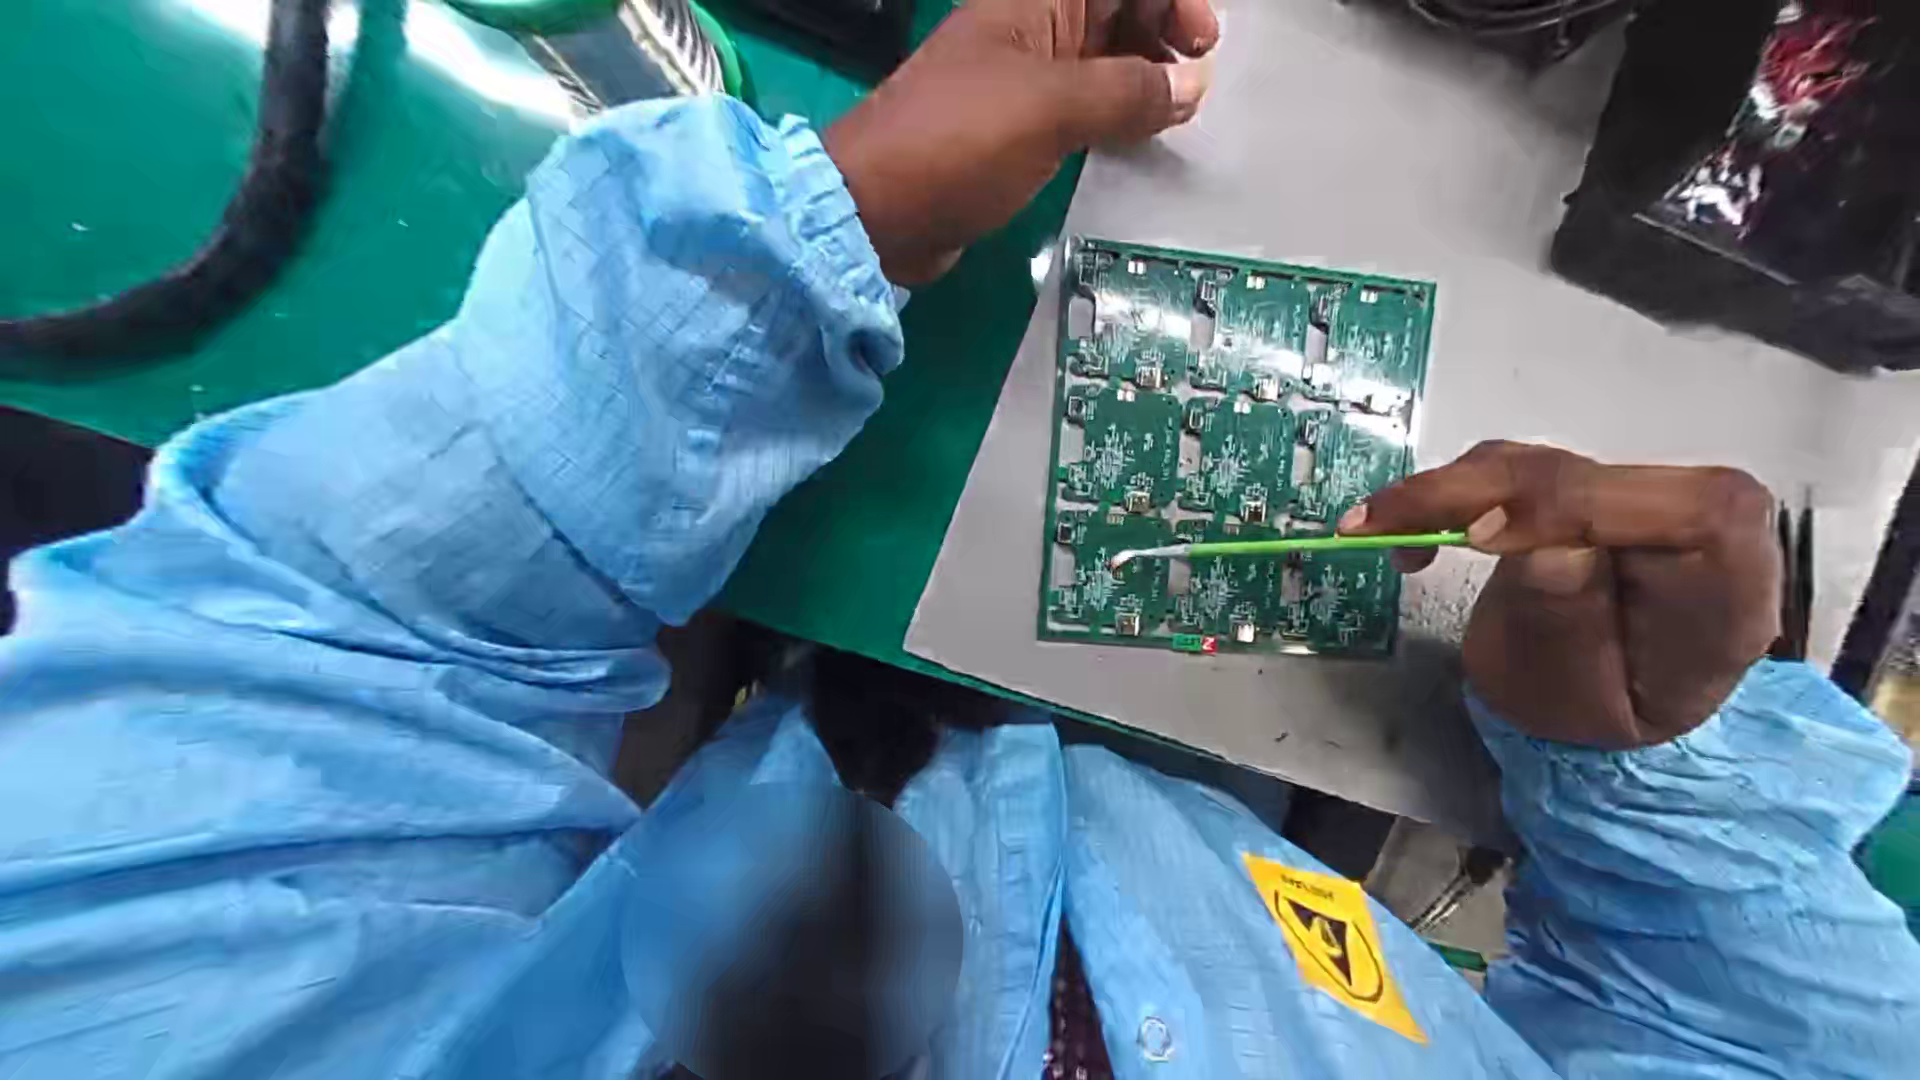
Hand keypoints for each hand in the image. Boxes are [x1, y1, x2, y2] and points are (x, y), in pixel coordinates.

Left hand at [823, 0, 1218, 284]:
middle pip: (1114, 15)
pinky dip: (1107, 124)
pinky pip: (1074, 117)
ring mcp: (1020, 89)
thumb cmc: (960, 144)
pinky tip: (1130, 143)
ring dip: (1138, 86)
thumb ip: (1124, 92)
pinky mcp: (1012, 140)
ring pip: (1097, 70)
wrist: (885, 212)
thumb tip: (1188, 88)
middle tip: (1192, 89)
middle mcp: (1030, 34)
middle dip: (1161, 40)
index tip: (1203, 46)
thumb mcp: (1050, 108)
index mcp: (1036, 0)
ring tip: (1172, 118)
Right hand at [1343, 441, 1781, 747]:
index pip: (1680, 510)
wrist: (1595, 696)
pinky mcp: (1562, 493)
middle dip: (1464, 493)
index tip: (1473, 538)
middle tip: (1374, 524)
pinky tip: (1399, 530)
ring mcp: (1617, 497)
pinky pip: (1495, 474)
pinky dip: (1435, 496)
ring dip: (1434, 492)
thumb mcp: (1581, 699)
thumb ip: (1571, 630)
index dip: (1576, 508)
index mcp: (1723, 580)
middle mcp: (1679, 519)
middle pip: (1575, 473)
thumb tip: (1545, 549)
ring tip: (1368, 528)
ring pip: (1521, 464)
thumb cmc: (1594, 712)